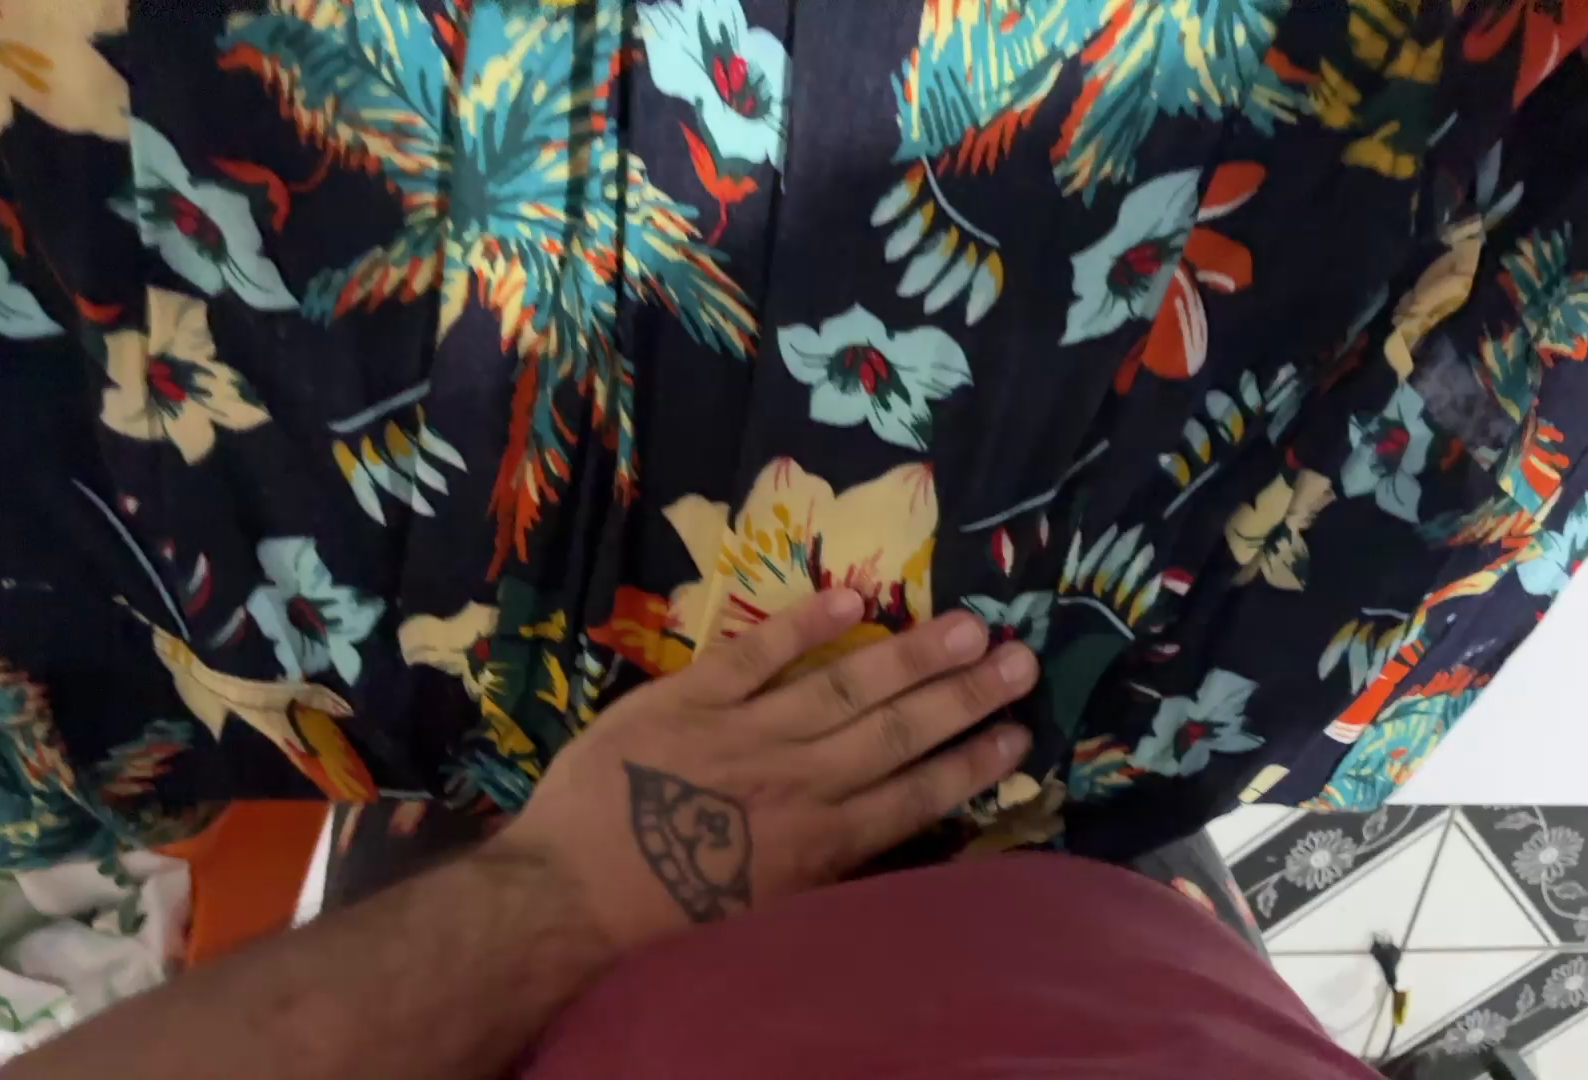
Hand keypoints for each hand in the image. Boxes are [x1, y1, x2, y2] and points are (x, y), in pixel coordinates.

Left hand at [492, 589, 1037, 957]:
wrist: (566, 897)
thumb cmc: (667, 913)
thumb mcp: (766, 906)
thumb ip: (829, 858)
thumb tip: (888, 818)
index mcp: (818, 843)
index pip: (915, 794)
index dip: (971, 761)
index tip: (1019, 731)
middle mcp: (799, 784)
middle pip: (897, 732)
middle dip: (964, 696)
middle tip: (1021, 660)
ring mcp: (745, 734)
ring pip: (844, 689)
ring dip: (910, 657)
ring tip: (968, 626)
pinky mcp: (691, 698)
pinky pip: (756, 655)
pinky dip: (803, 626)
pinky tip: (851, 596)